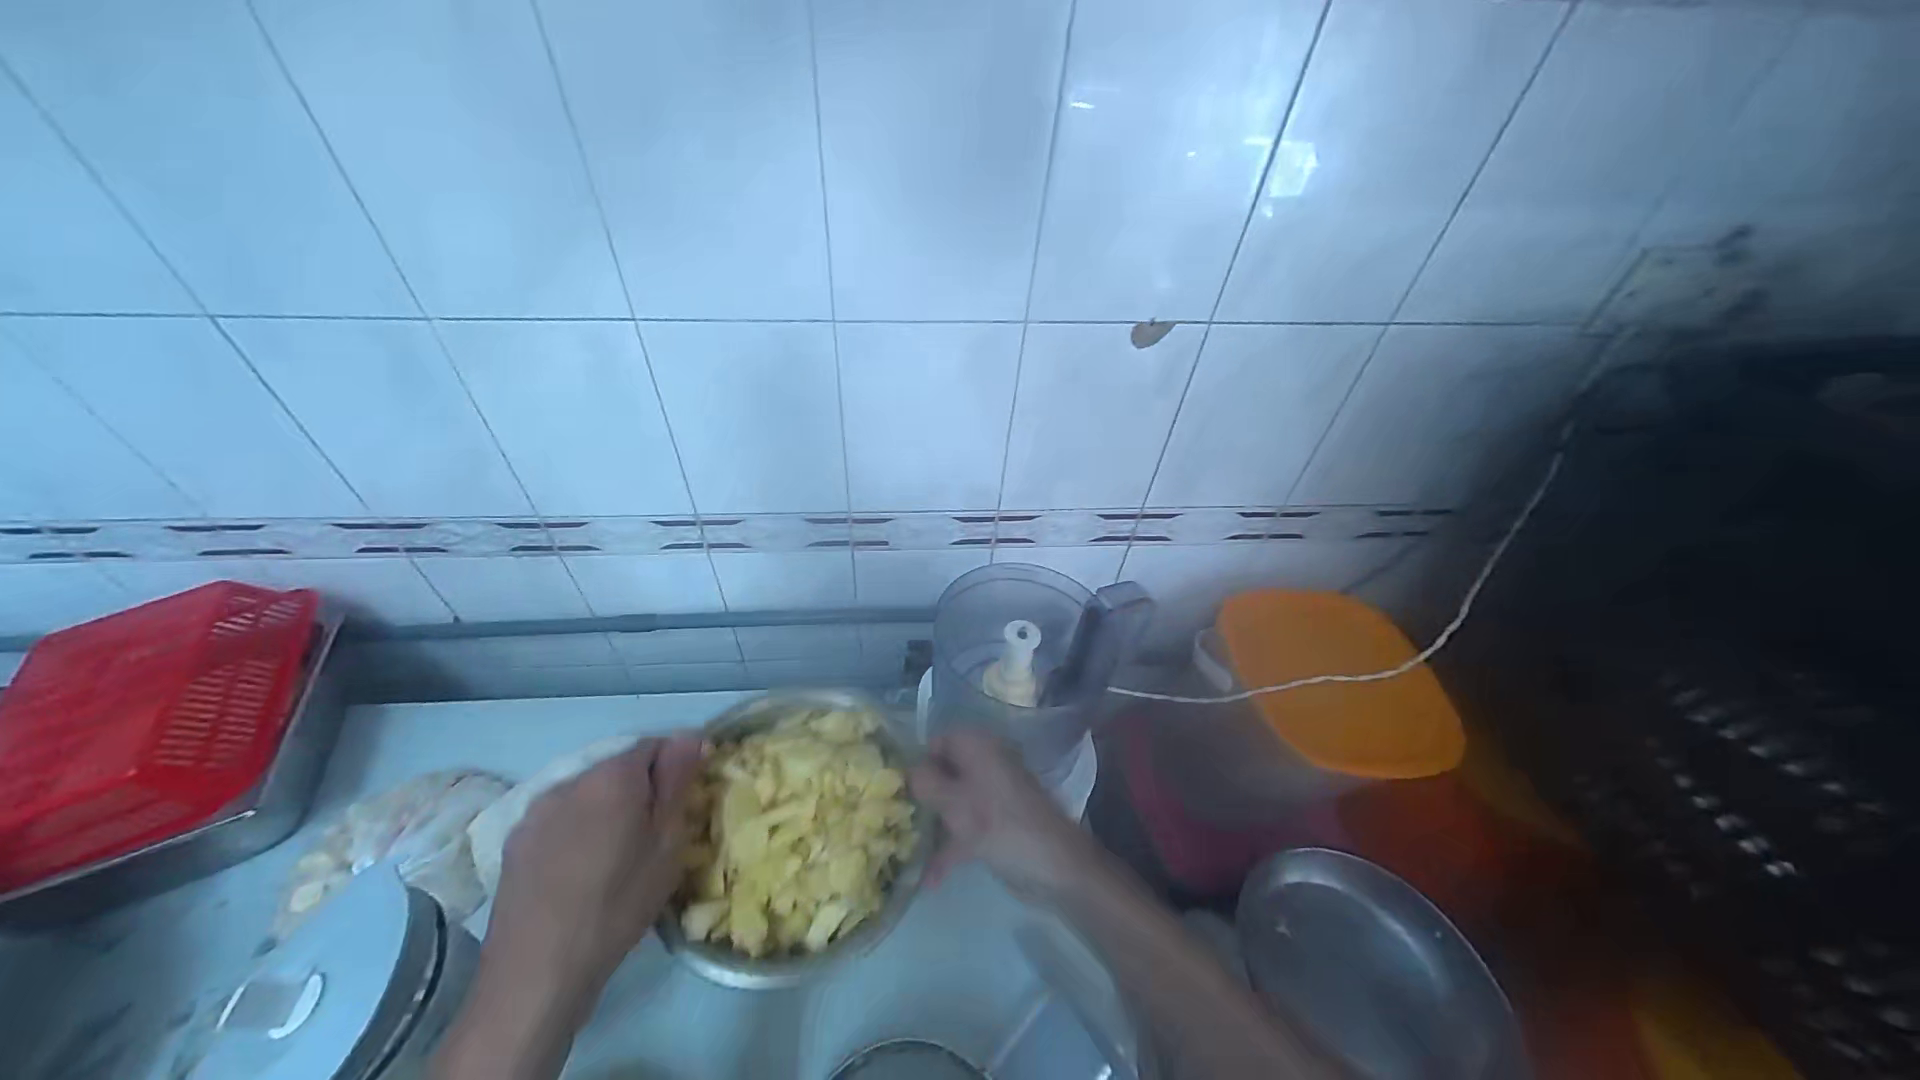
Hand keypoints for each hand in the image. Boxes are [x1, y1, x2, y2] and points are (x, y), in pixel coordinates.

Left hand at [487, 734, 704, 996]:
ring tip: (619, 851)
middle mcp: (571, 780)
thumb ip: (678, 781)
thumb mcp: (667, 843)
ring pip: (589, 792)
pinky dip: (580, 827)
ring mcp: (536, 810)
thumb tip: (690, 737)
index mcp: (613, 776)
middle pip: (619, 767)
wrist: (537, 971)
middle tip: (657, 830)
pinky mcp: (516, 840)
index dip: (677, 765)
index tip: (687, 798)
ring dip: (609, 806)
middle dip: (642, 787)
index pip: (655, 744)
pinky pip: (561, 816)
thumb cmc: (618, 903)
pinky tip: (583, 867)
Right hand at [908, 730, 1098, 897]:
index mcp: (978, 746)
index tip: (894, 790)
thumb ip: (925, 782)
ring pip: (951, 802)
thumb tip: (908, 771)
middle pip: (942, 773)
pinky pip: (965, 828)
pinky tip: (931, 881)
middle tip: (895, 821)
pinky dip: (950, 848)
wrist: (1056, 867)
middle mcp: (985, 764)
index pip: (936, 741)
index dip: (916, 763)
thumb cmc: (1001, 825)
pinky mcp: (996, 824)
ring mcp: (992, 796)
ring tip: (907, 853)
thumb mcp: (955, 803)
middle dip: (920, 798)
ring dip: (932, 828)